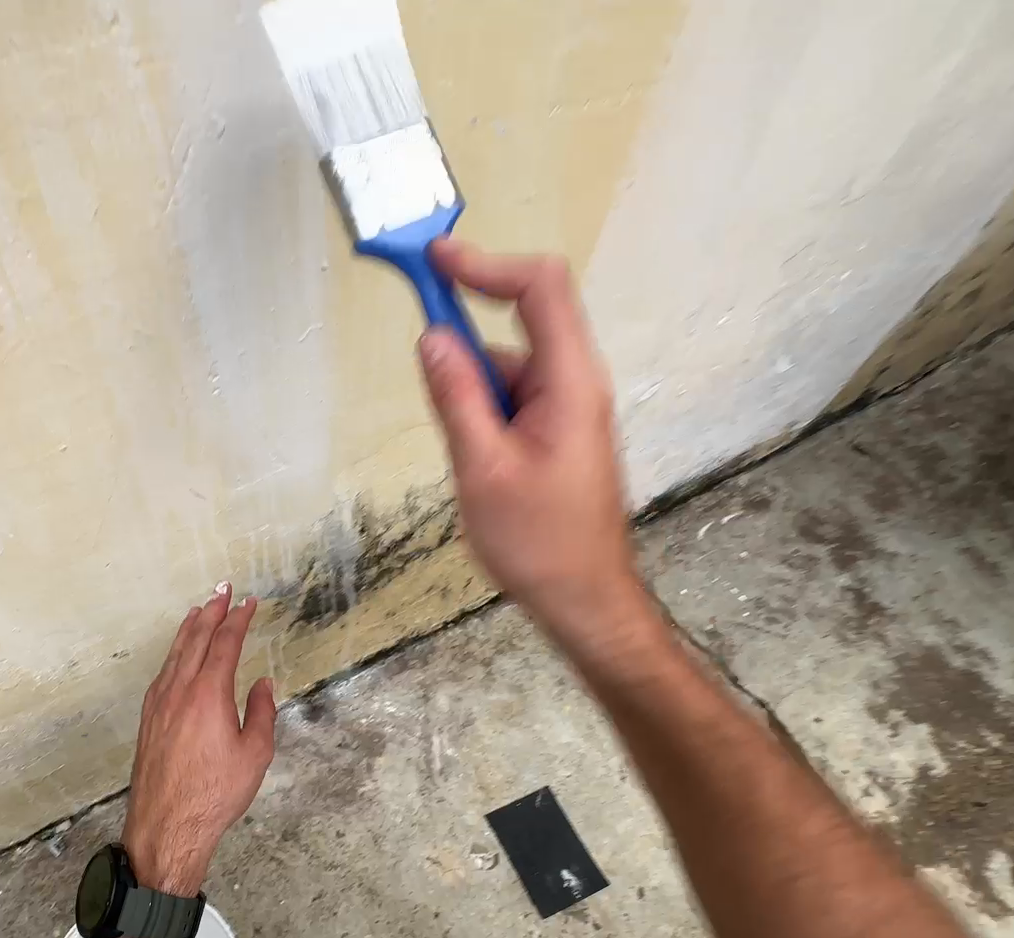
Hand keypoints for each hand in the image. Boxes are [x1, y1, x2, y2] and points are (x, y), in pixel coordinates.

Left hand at [121, 584, 276, 894]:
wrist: (167, 825)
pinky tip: (179, 652)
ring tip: (200, 609)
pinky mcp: (148, 717)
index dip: (238, 619)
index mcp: (208, 693)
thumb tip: (262, 683)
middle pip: (195, 637)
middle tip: (223, 589)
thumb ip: (261, 712)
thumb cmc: (217, 793)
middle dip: (211, 610)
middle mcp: (180, 689)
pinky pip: (163, 671)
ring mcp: (159, 702)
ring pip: (175, 652)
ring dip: (190, 626)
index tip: (249, 602)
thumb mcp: (255, 754)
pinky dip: (175, 651)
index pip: (224, 643)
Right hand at [417, 237, 644, 636]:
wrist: (582, 598)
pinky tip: (481, 469)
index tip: (432, 261)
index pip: (538, 289)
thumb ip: (456, 396)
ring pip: (506, 372)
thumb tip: (431, 337)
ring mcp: (567, 408)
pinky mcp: (555, 432)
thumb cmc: (536, 540)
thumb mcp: (482, 467)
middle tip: (441, 408)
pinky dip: (484, 417)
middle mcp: (575, 382)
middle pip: (517, 330)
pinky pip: (511, 401)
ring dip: (473, 398)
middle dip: (467, 354)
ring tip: (471, 465)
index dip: (486, 264)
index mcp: (570, 380)